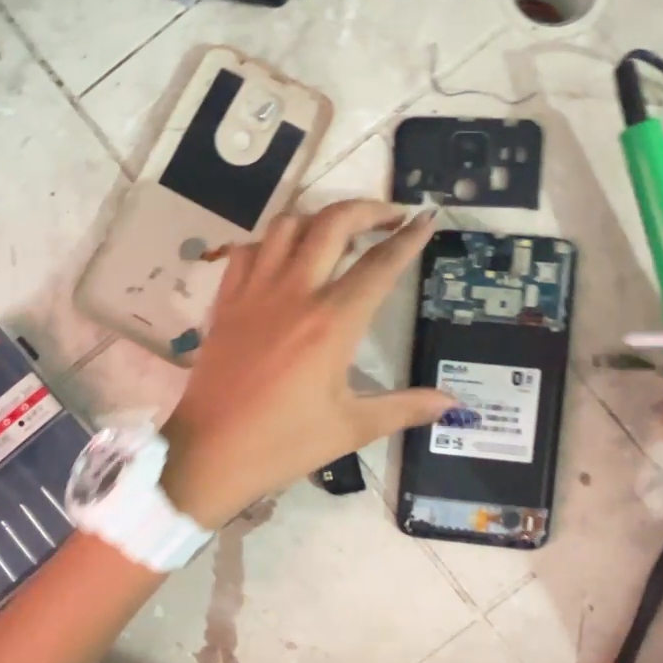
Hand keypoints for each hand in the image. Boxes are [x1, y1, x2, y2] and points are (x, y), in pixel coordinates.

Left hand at [160, 201, 455, 526]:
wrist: (210, 452)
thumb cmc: (283, 444)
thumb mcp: (351, 428)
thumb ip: (405, 407)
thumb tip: (452, 403)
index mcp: (333, 322)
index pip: (380, 264)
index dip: (408, 238)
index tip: (426, 220)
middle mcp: (295, 293)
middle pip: (333, 223)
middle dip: (368, 210)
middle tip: (389, 217)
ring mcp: (255, 292)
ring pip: (287, 226)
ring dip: (318, 219)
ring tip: (338, 233)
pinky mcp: (226, 301)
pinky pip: (247, 250)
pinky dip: (271, 242)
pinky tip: (283, 258)